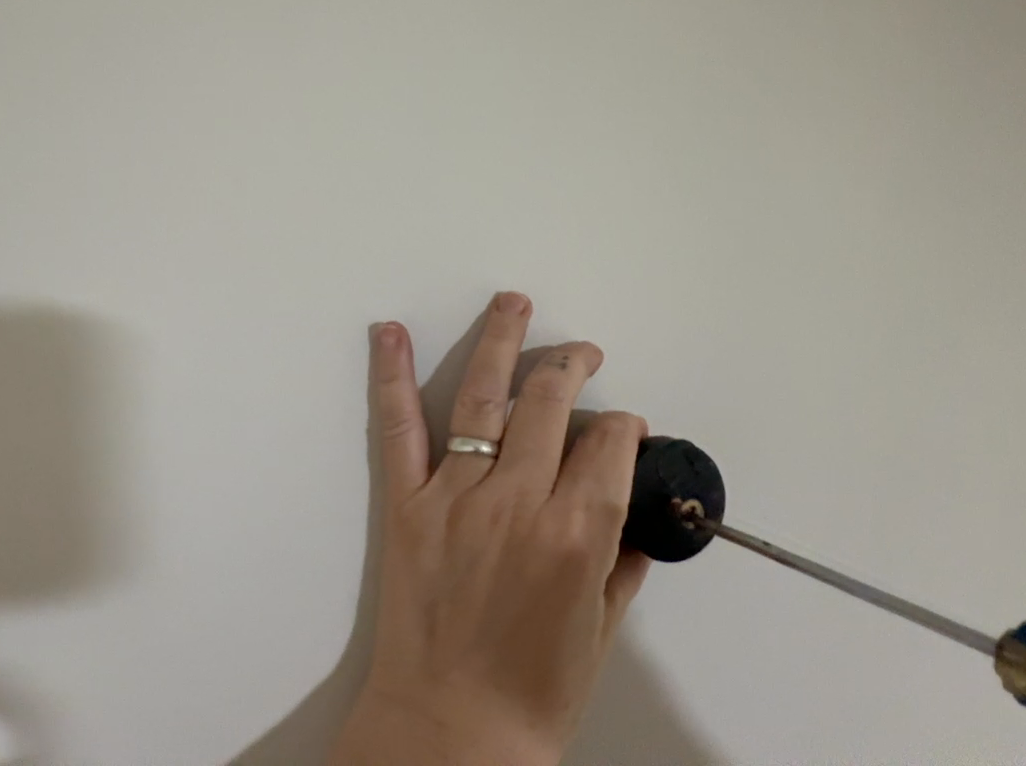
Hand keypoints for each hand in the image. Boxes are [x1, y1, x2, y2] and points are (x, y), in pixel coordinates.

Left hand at [329, 293, 650, 765]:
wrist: (451, 730)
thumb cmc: (531, 694)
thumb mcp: (599, 630)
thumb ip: (620, 563)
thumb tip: (634, 519)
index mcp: (576, 532)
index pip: (610, 443)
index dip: (622, 425)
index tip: (622, 423)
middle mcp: (518, 500)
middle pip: (551, 401)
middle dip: (572, 364)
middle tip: (580, 352)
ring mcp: (457, 495)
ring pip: (485, 397)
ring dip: (502, 340)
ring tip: (513, 302)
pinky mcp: (408, 503)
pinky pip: (398, 427)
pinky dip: (392, 375)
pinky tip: (391, 334)